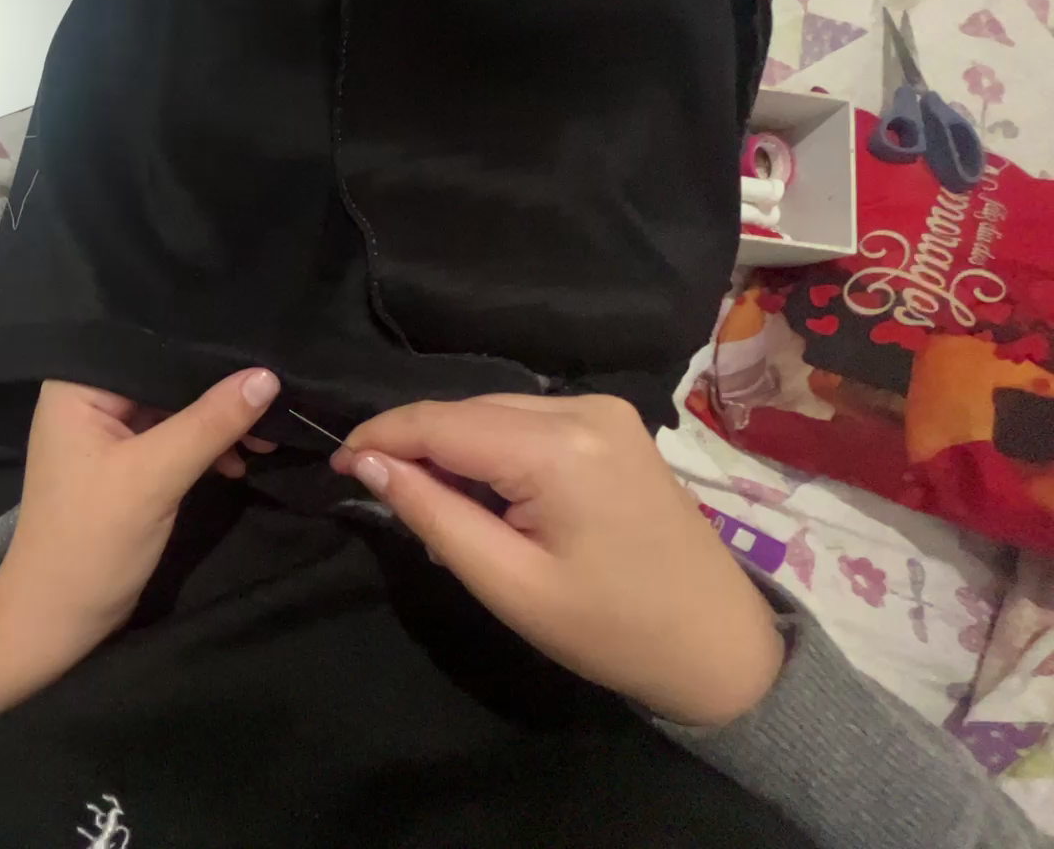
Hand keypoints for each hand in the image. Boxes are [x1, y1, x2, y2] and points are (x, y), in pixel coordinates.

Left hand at [0, 369, 280, 714]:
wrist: (57, 619)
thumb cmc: (92, 540)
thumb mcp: (155, 476)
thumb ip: (209, 423)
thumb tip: (266, 376)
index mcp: (76, 386)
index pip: (149, 350)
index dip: (204, 354)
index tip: (263, 357)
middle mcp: (86, 398)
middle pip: (163, 378)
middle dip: (216, 393)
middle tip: (276, 399)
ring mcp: (104, 432)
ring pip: (171, 409)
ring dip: (216, 424)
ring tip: (265, 439)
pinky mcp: (121, 462)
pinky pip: (169, 438)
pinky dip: (202, 448)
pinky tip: (237, 461)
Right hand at [335, 394, 783, 726]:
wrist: (724, 652)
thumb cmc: (610, 629)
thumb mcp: (505, 581)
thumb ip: (428, 511)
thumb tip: (364, 462)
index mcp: (557, 448)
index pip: (437, 422)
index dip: (377, 437)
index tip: (337, 464)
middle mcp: (580, 409)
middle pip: (461, 412)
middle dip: (411, 445)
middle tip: (380, 494)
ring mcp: (600, 411)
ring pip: (486, 413)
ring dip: (447, 448)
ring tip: (432, 503)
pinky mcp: (607, 423)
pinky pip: (518, 421)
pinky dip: (484, 450)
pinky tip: (481, 491)